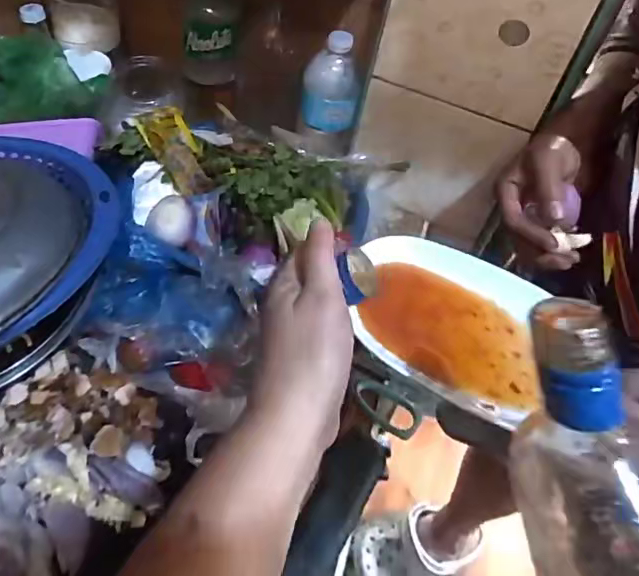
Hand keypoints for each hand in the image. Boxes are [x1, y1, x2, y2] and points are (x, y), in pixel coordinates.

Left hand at [251, 219, 353, 456]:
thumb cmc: (314, 351)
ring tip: (357, 294)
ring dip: (329, 296)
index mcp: (282, 286)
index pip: (301, 252)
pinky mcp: (296, 360)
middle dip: (327, 269)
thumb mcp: (323, 295)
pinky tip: (344, 330)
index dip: (324, 244)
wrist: (296, 419)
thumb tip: (317, 219)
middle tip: (360, 269)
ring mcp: (285, 336)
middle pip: (304, 277)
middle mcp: (278, 307)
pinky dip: (329, 322)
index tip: (352, 245)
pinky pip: (313, 328)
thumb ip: (320, 258)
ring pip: (309, 303)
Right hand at [497, 133, 583, 270]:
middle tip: (568, 259)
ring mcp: (524, 215)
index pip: (512, 220)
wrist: (562, 146)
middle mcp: (511, 207)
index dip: (532, 236)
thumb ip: (549, 189)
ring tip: (573, 259)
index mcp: (505, 191)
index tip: (556, 244)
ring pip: (528, 245)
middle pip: (518, 239)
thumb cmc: (551, 150)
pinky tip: (573, 251)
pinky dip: (555, 251)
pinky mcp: (538, 221)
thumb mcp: (548, 162)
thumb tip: (554, 220)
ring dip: (548, 257)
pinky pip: (541, 242)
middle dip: (541, 253)